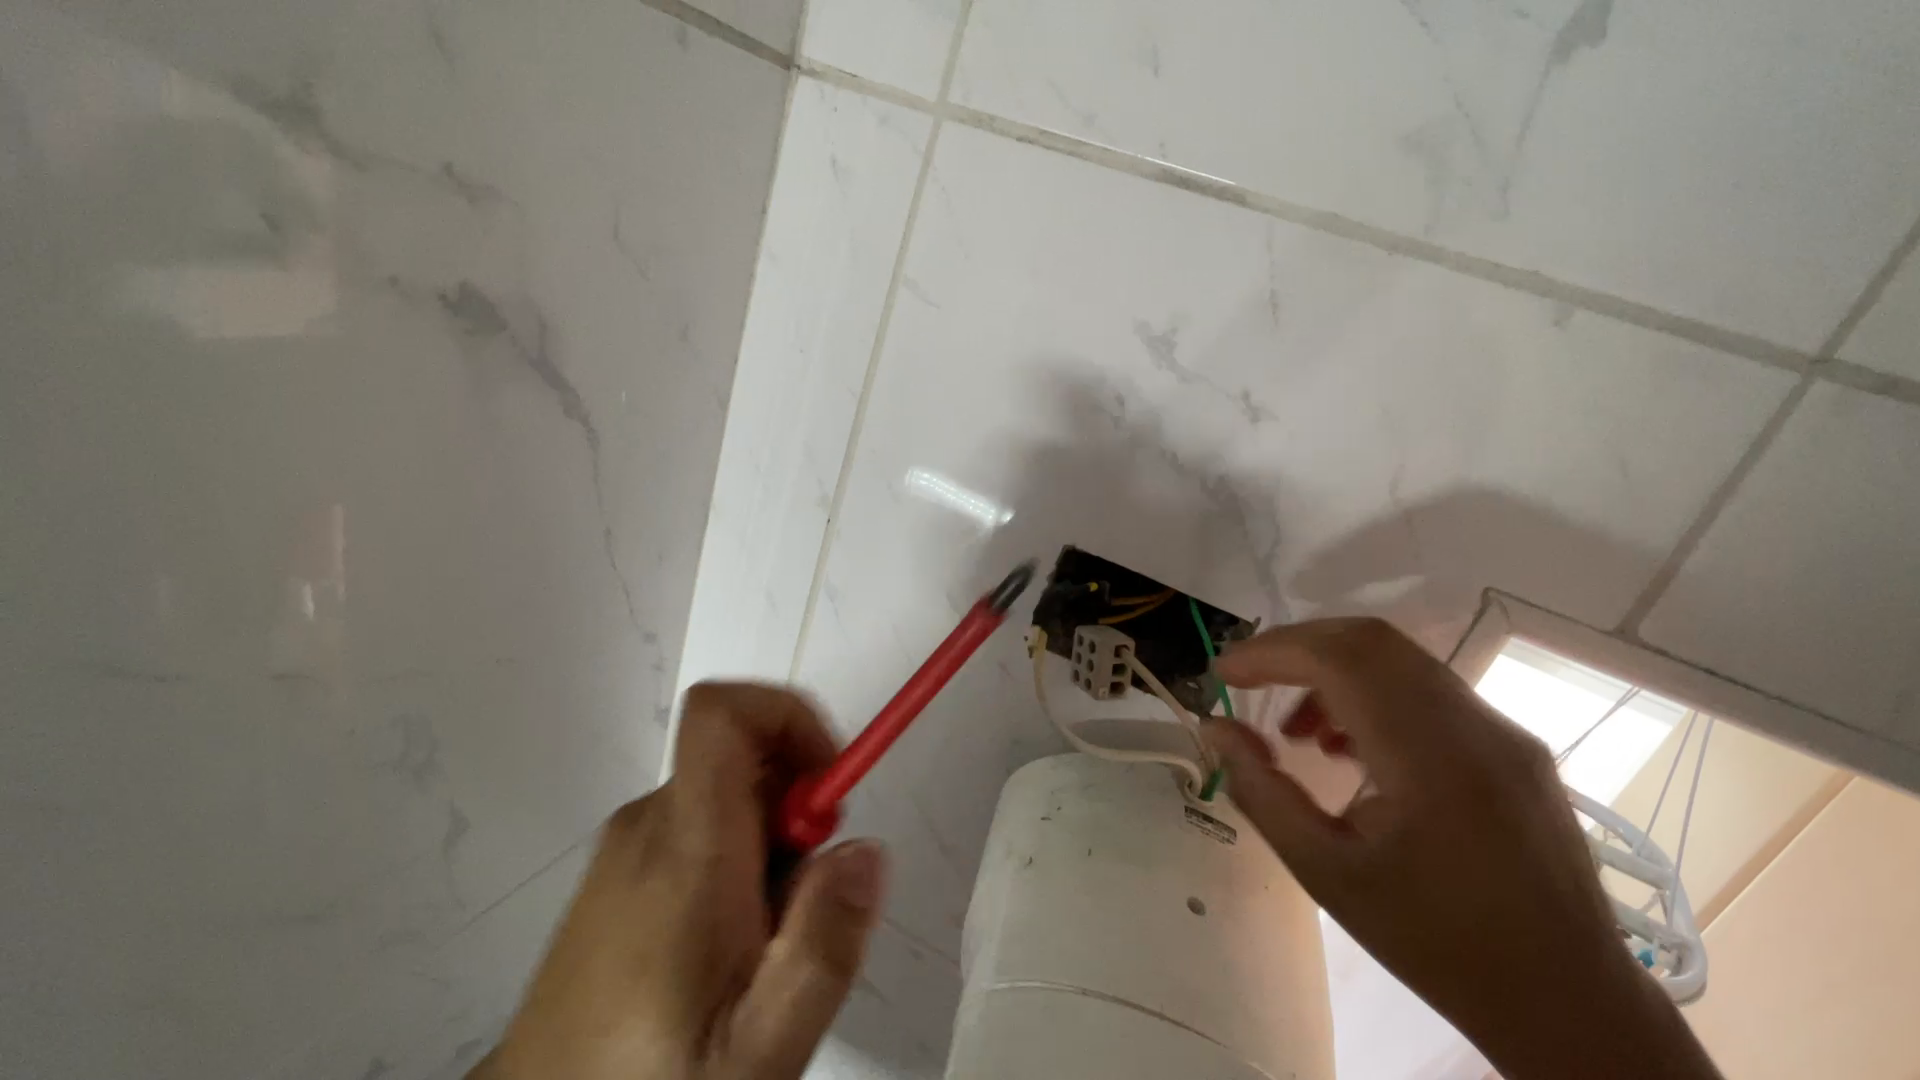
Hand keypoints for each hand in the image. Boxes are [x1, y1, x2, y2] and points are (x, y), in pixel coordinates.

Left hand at [473, 683, 885, 1079]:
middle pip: (743, 759)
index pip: (722, 712)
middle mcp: (648, 825)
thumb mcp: (760, 1044)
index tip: (830, 791)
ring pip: (729, 799)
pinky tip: (727, 948)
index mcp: (684, 848)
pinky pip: (700, 829)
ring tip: (765, 945)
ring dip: (774, 847)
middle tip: (805, 904)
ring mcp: (626, 845)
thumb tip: (866, 850)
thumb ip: (822, 948)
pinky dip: (738, 862)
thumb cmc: (649, 1079)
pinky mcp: (619, 870)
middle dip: (800, 810)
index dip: (789, 718)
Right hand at [1205, 618, 1719, 1079]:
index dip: (1270, 651)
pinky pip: (1432, 693)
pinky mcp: (1517, 747)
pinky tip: (1353, 751)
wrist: (1565, 999)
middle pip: (1372, 641)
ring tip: (1297, 732)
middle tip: (1250, 681)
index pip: (1339, 658)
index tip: (1222, 673)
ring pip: (1403, 661)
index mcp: (1429, 756)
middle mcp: (1474, 724)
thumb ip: (1261, 790)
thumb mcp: (1324, 872)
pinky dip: (1376, 696)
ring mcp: (1504, 731)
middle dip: (1298, 648)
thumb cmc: (1433, 942)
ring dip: (1337, 672)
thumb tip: (1216, 730)